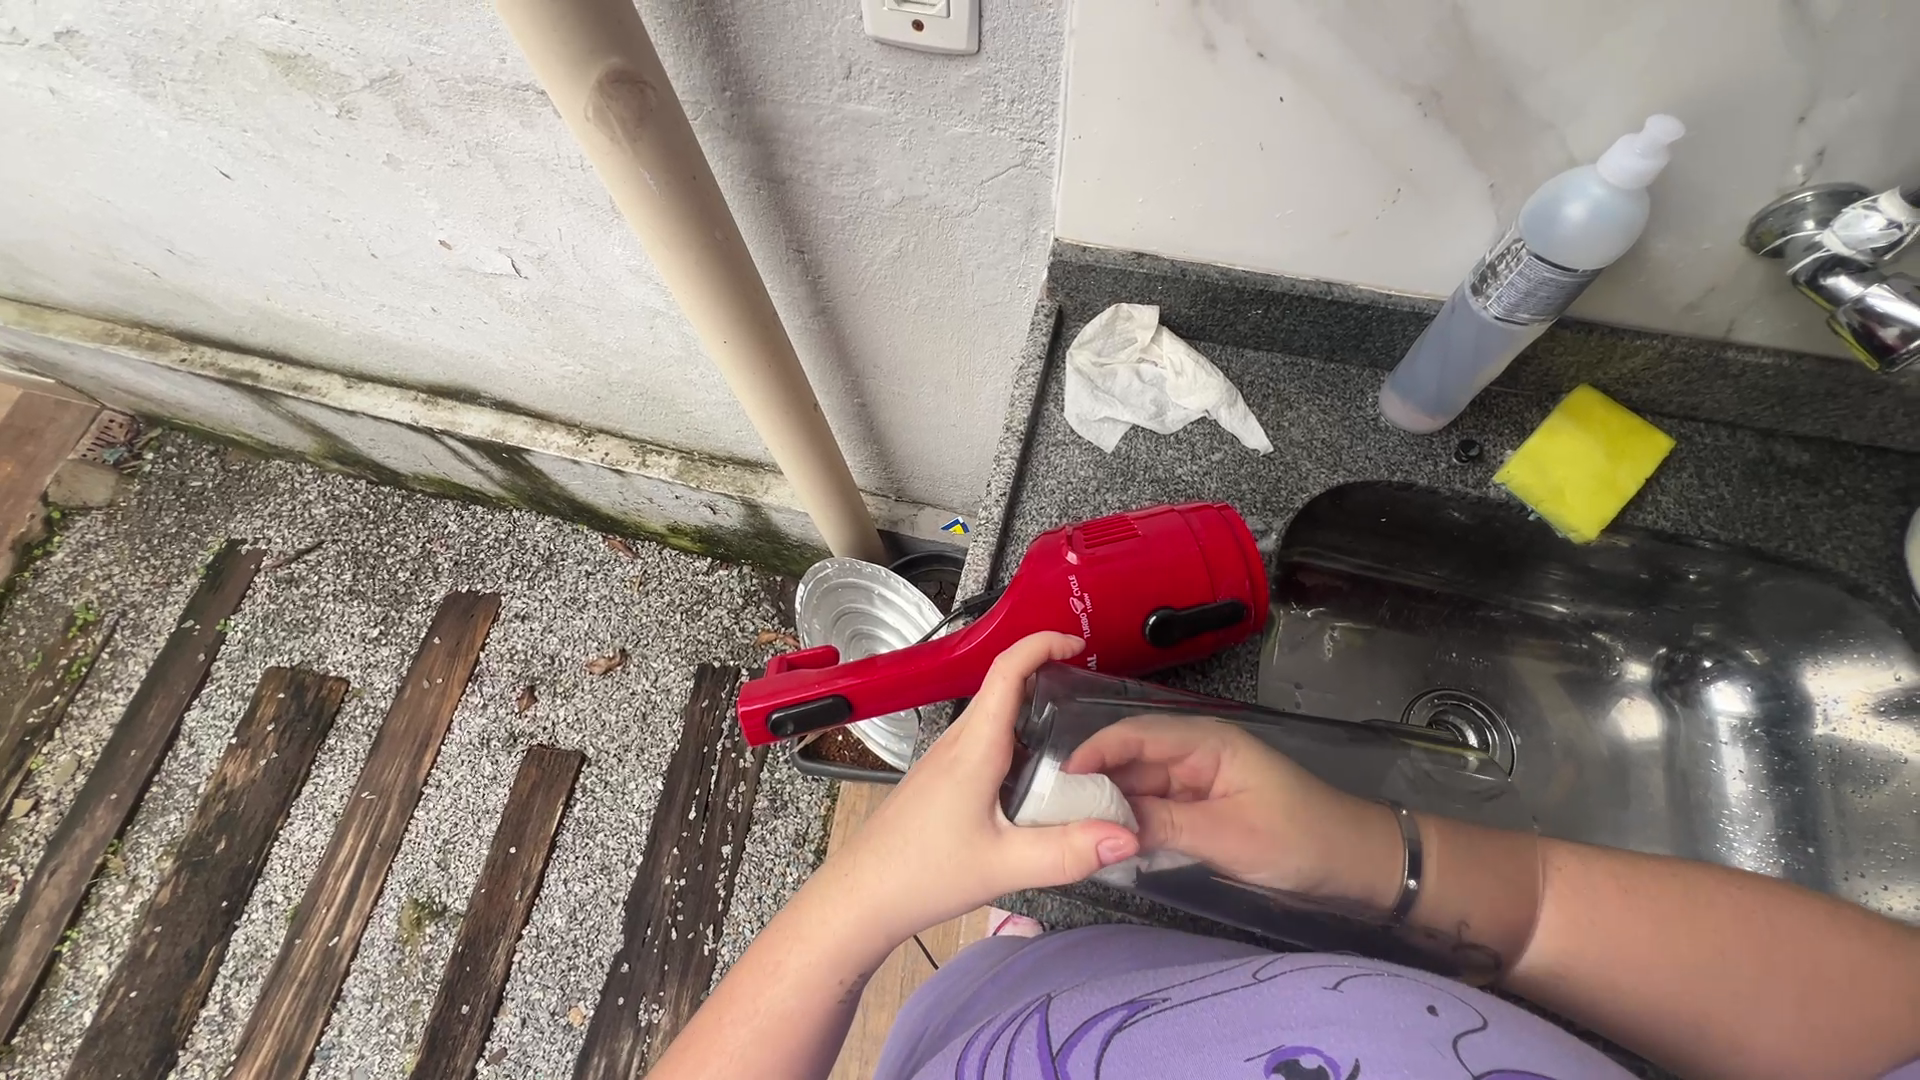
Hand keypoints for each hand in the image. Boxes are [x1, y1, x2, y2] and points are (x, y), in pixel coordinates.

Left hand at [810, 633, 1141, 946]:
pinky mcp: (943, 777)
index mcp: (975, 745)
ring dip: (1032, 707)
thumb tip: (1127, 837)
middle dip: (1046, 672)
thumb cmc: (922, 873)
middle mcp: (959, 740)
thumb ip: (1068, 852)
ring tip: (1077, 729)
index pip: (1006, 670)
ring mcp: (947, 757)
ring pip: (994, 714)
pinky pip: (985, 741)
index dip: (1041, 643)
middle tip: (1091, 688)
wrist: (862, 894)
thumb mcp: (1004, 866)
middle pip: (1003, 685)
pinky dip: (1017, 739)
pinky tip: (1038, 774)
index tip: (1077, 642)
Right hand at [1065, 714, 1403, 909]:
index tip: (1059, 777)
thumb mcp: (1227, 835)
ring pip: (1141, 786)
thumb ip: (1162, 824)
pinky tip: (1109, 839)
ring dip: (1112, 805)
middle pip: (1132, 760)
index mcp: (1204, 741)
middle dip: (1095, 781)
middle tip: (1055, 810)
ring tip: (1071, 826)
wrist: (1357, 864)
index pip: (1135, 735)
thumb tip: (1104, 826)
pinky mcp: (1202, 808)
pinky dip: (1134, 822)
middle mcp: (1195, 754)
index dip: (1095, 751)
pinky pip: (1156, 809)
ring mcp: (1198, 782)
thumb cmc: (1298, 838)